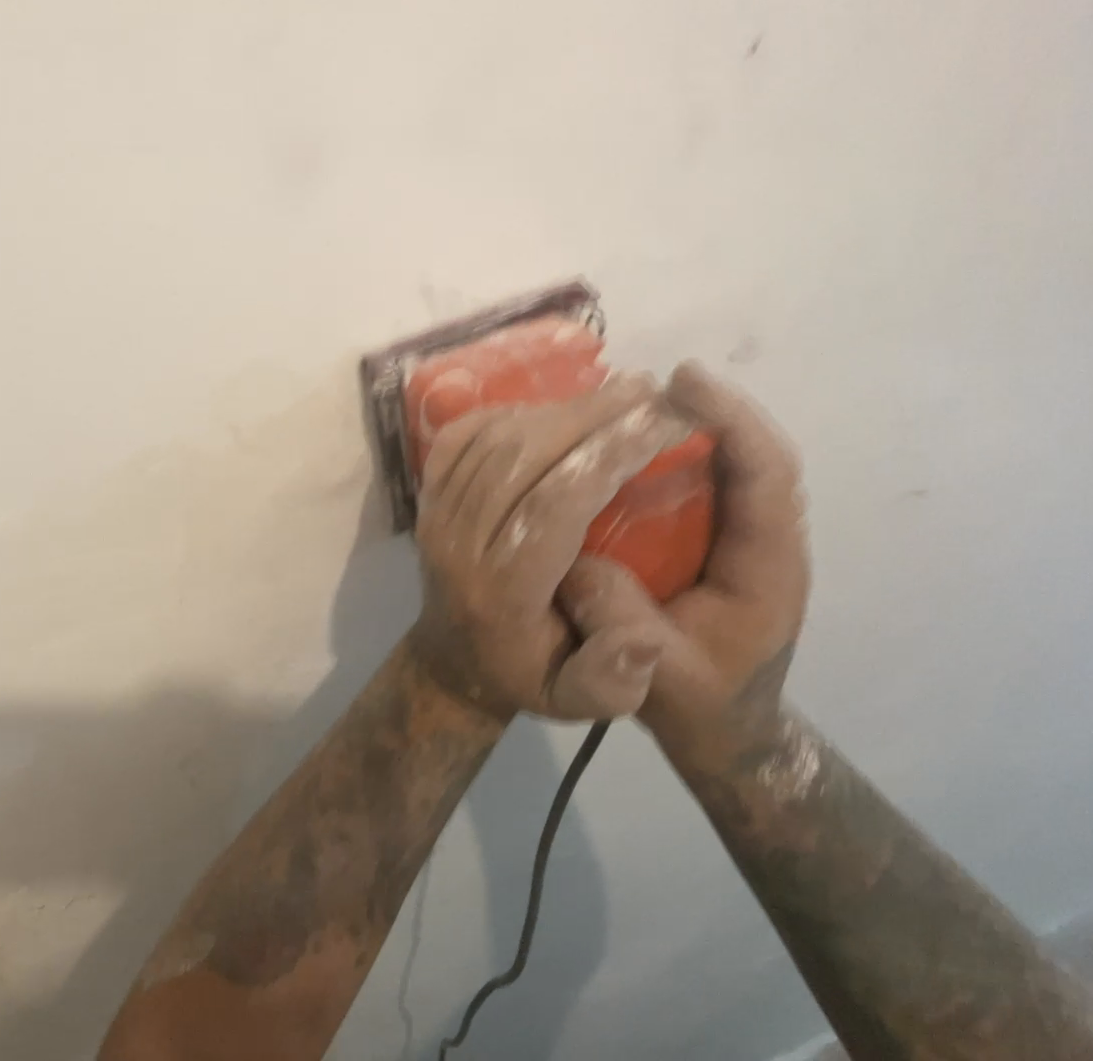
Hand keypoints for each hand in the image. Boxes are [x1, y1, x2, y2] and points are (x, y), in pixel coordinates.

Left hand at [407, 373, 692, 720]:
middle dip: (590, 416)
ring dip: (557, 408)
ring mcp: (436, 517)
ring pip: (492, 441)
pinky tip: (555, 408)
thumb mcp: (575, 700)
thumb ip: (611, 682)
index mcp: (501, 591)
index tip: (665, 421)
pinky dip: (508, 412)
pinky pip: (460, 437)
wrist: (454, 662)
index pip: (555, 504)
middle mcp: (460, 545)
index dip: (609, 454)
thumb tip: (645, 642)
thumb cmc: (529, 675)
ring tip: (616, 394)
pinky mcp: (427, 498)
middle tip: (650, 392)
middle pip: (520, 458)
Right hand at [556, 362, 809, 737]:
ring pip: (728, 466)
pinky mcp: (713, 544)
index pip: (765, 474)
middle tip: (653, 383)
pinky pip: (700, 487)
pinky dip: (670, 459)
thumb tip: (570, 561)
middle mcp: (762, 541)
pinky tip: (624, 453)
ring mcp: (739, 541)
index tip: (682, 382)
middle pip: (752, 455)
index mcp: (767, 567)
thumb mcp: (657, 674)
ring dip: (690, 429)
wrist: (723, 728)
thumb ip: (618, 619)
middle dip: (709, 410)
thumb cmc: (701, 703)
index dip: (730, 421)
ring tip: (634, 408)